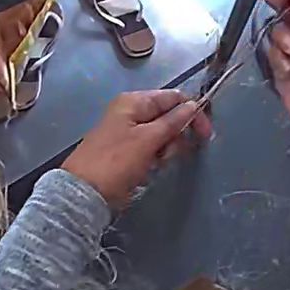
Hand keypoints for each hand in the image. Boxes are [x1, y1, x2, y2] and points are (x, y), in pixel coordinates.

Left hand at [63, 90, 212, 209]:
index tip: (206, 134)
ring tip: (158, 161)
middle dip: (177, 133)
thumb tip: (193, 105)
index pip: (173, 97)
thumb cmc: (116, 162)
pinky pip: (152, 146)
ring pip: (162, 133)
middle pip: (168, 115)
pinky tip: (152, 166)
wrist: (84, 193)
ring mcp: (129, 130)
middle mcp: (132, 111)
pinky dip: (156, 155)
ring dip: (167, 147)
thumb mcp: (148, 139)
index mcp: (134, 101)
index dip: (192, 112)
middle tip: (172, 152)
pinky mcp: (128, 149)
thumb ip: (173, 121)